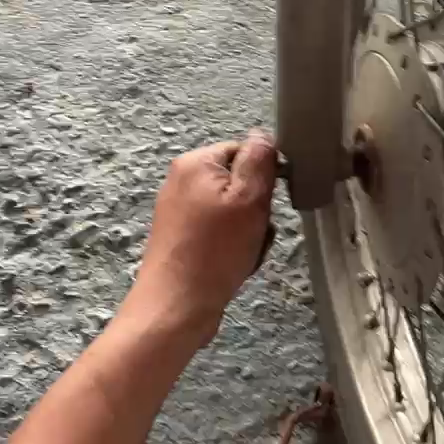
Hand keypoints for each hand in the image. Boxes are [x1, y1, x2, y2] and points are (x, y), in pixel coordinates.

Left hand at [122, 130, 278, 339]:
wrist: (176, 307)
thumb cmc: (215, 251)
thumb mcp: (249, 198)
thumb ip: (260, 160)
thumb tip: (263, 135)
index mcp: (195, 162)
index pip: (245, 150)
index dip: (265, 175)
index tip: (267, 203)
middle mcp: (182, 180)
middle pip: (240, 181)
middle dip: (256, 208)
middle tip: (255, 231)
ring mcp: (179, 210)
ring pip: (234, 210)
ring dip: (249, 230)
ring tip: (244, 252)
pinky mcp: (181, 237)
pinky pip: (220, 231)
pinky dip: (233, 245)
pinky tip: (233, 264)